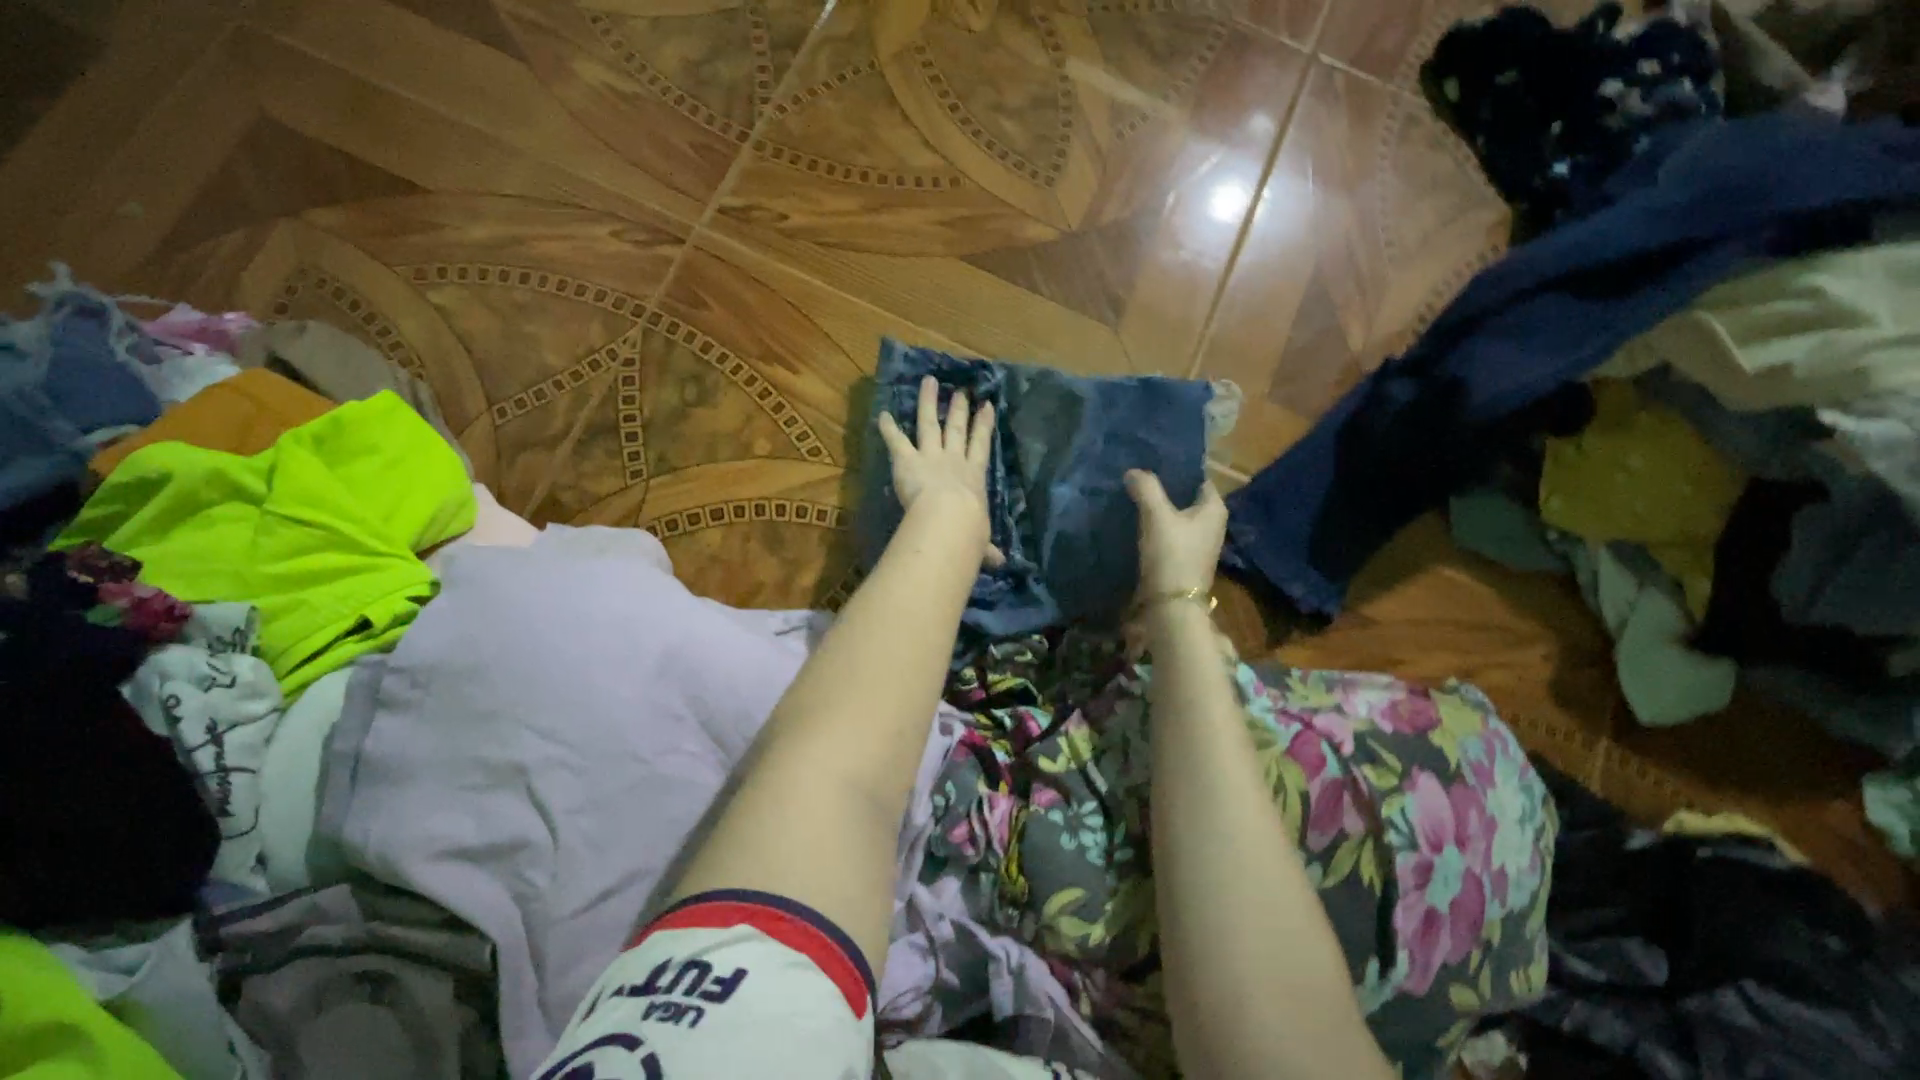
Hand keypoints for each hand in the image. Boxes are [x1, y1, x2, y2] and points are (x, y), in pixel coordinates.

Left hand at [877, 375, 1003, 566]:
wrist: (949, 519)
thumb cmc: (969, 530)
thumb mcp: (981, 539)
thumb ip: (987, 549)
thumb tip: (1000, 562)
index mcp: (974, 476)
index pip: (981, 446)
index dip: (984, 426)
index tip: (987, 406)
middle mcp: (953, 459)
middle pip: (957, 429)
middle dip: (959, 409)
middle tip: (962, 391)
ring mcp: (930, 455)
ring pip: (929, 423)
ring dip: (928, 402)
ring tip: (929, 381)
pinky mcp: (907, 458)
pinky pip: (896, 439)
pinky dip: (888, 427)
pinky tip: (882, 412)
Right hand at [1125, 469, 1226, 598]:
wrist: (1171, 605)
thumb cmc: (1172, 554)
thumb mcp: (1157, 516)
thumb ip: (1147, 488)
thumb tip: (1133, 471)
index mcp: (1214, 509)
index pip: (1198, 478)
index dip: (1177, 469)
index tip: (1153, 461)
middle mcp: (1212, 524)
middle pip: (1186, 498)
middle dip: (1165, 488)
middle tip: (1138, 476)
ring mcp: (1199, 544)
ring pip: (1176, 517)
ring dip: (1158, 508)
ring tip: (1133, 496)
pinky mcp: (1183, 559)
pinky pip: (1169, 534)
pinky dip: (1155, 527)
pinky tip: (1136, 522)